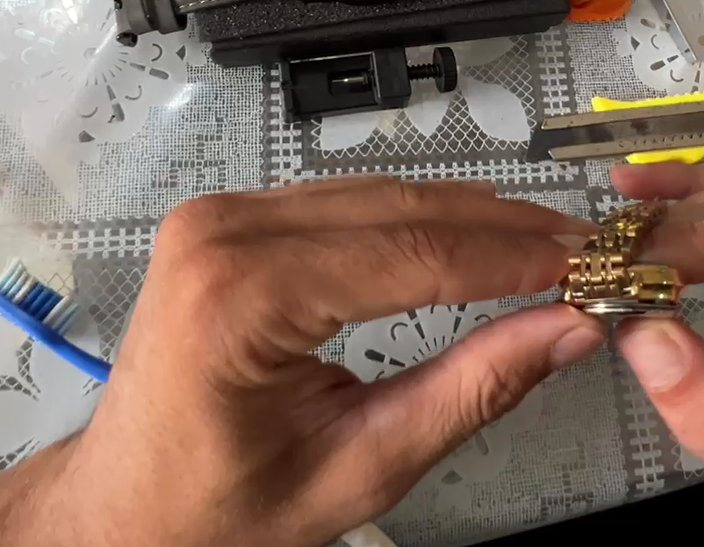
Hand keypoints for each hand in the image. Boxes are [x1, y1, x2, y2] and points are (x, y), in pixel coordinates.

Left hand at [29, 178, 605, 546]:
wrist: (120, 508)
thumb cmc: (220, 512)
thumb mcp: (356, 469)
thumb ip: (470, 390)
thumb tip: (567, 329)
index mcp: (241, 296)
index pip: (411, 255)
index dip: (510, 256)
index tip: (584, 260)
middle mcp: (226, 228)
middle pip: (399, 208)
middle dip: (499, 227)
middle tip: (576, 244)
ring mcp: (224, 211)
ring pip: (379, 192)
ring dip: (464, 214)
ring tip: (539, 237)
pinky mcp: (233, 213)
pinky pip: (346, 199)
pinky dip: (416, 214)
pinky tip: (466, 226)